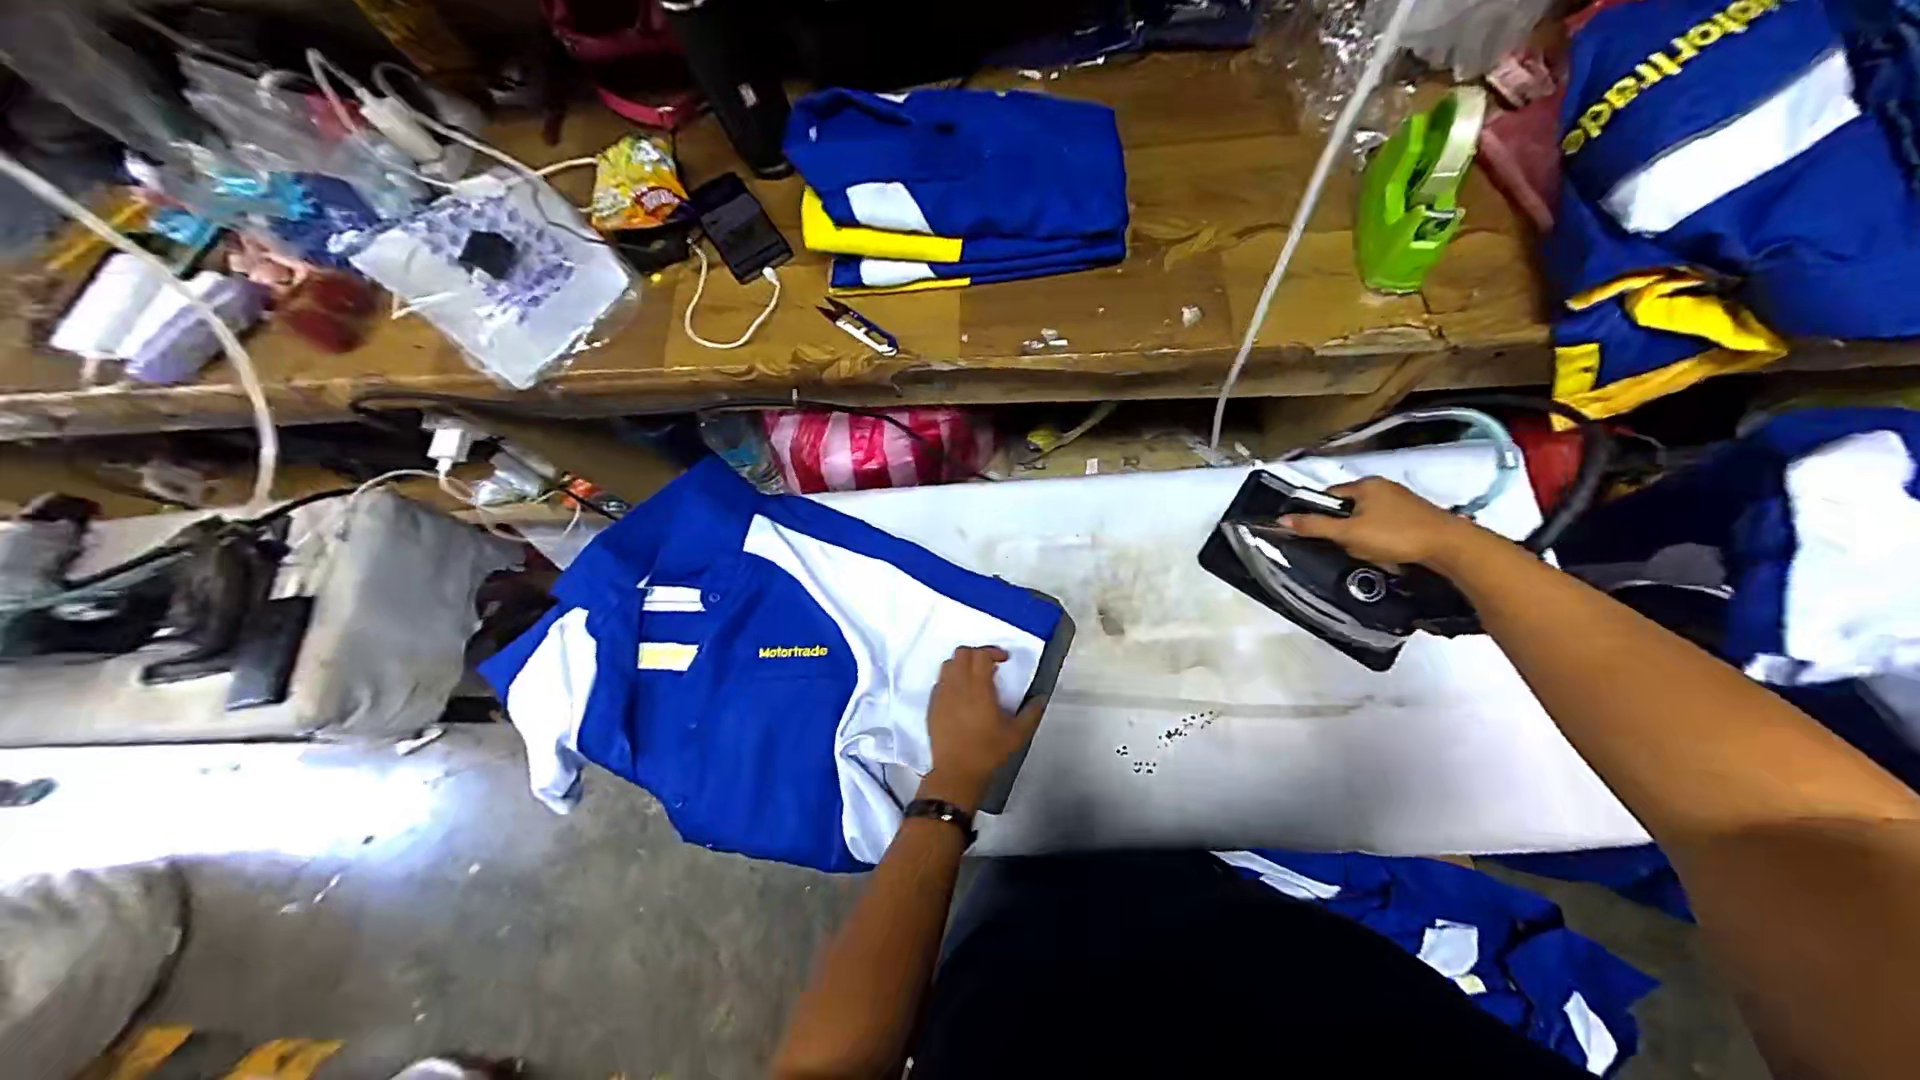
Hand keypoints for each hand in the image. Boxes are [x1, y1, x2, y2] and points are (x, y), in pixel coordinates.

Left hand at [920, 646, 1045, 811]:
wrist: (957, 772)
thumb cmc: (987, 752)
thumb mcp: (1017, 734)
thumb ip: (1032, 712)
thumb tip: (1041, 698)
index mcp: (978, 688)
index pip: (981, 655)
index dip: (993, 652)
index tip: (1003, 660)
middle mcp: (957, 686)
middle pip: (962, 653)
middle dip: (977, 654)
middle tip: (990, 666)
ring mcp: (941, 695)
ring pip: (948, 664)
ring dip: (962, 664)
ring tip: (974, 678)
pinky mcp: (932, 705)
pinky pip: (939, 682)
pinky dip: (951, 680)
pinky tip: (961, 695)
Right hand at [1278, 477, 1495, 570]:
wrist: (1450, 546)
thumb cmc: (1395, 535)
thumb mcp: (1349, 534)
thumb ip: (1314, 526)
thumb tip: (1282, 520)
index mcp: (1365, 484)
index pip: (1328, 496)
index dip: (1321, 516)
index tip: (1325, 535)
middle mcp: (1383, 487)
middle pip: (1348, 511)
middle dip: (1346, 532)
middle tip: (1353, 547)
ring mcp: (1402, 501)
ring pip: (1367, 522)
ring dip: (1365, 540)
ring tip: (1376, 553)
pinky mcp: (1416, 516)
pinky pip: (1386, 528)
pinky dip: (1384, 542)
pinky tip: (1391, 554)